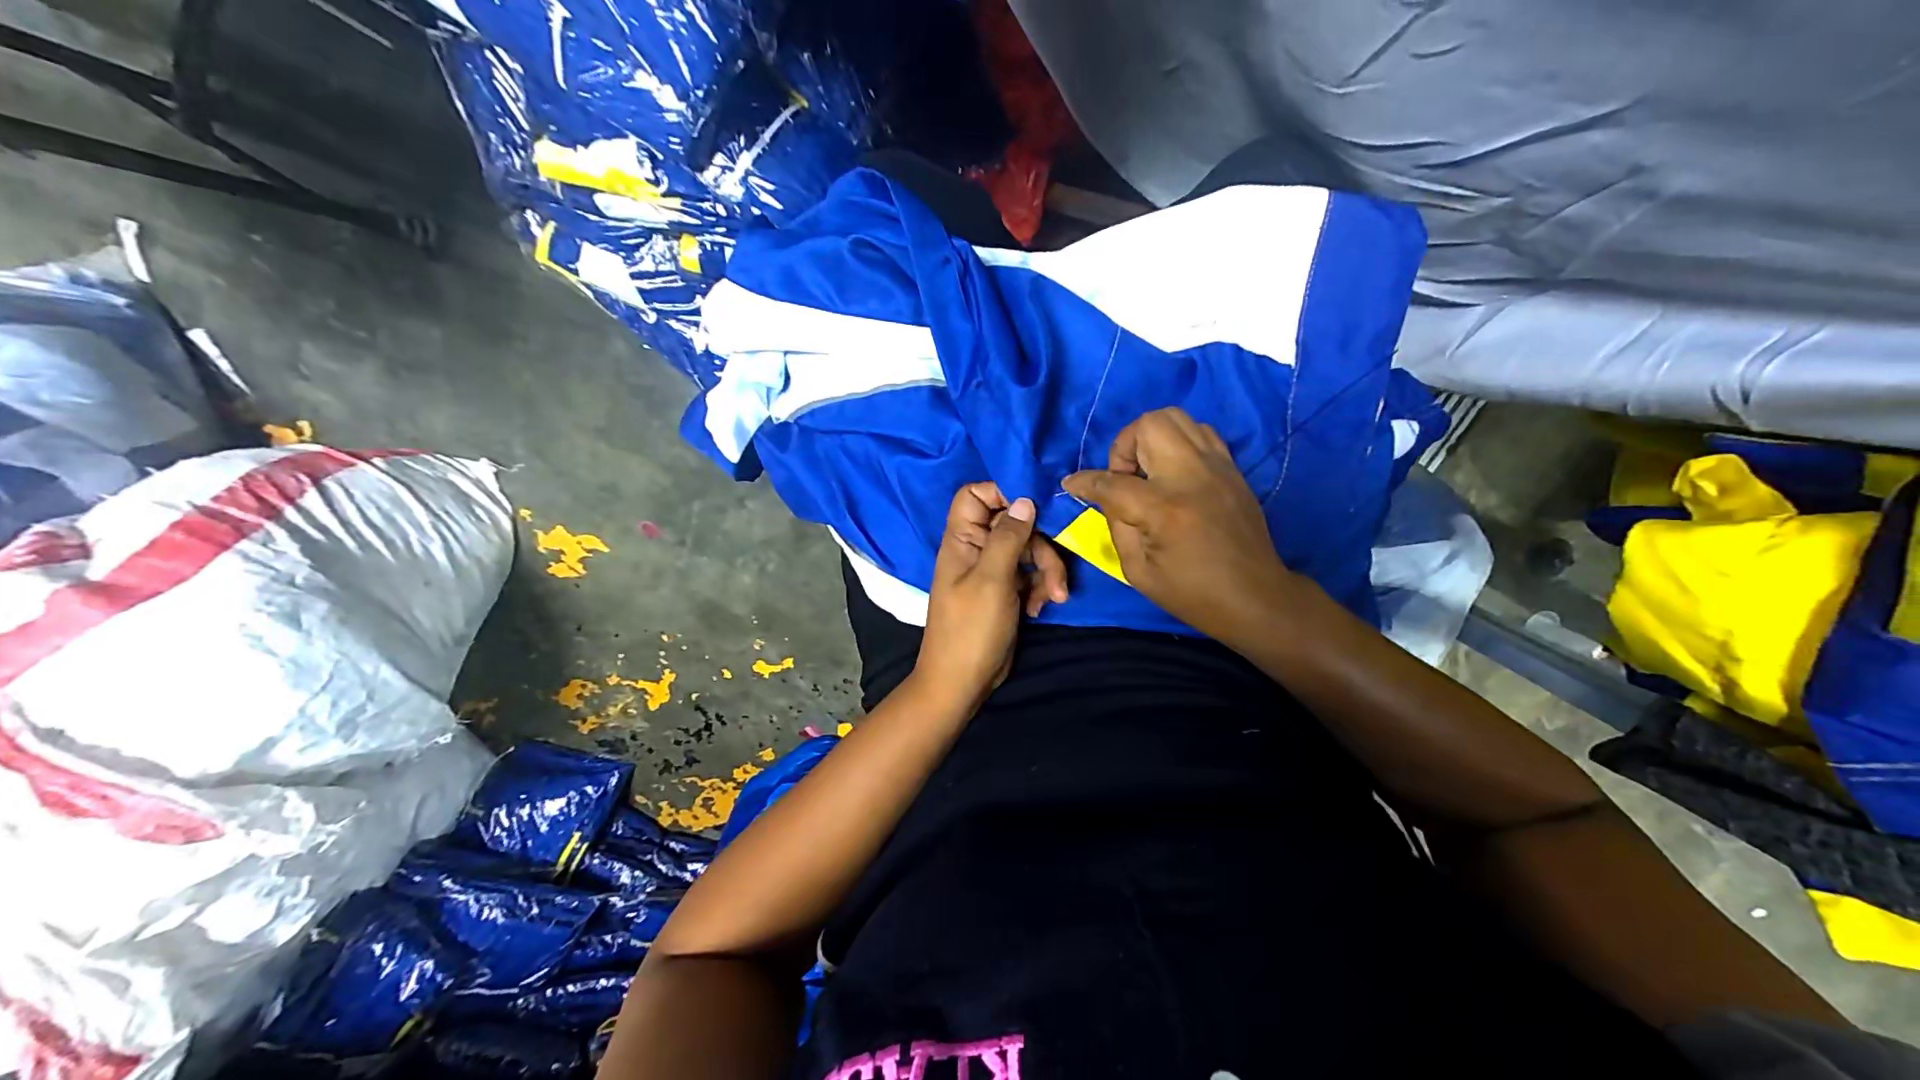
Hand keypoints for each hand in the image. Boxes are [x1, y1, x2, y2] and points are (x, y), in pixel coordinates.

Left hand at [912, 482, 1068, 704]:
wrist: (962, 682)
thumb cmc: (971, 629)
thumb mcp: (992, 579)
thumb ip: (1008, 537)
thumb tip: (1025, 499)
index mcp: (962, 539)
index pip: (976, 495)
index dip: (1004, 493)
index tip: (1036, 507)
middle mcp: (976, 549)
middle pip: (1015, 524)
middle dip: (1040, 547)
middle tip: (1054, 576)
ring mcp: (992, 571)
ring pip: (1029, 550)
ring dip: (1047, 571)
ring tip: (1055, 599)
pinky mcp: (1007, 591)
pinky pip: (1030, 575)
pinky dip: (1041, 588)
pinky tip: (1042, 608)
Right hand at [1062, 408, 1297, 642]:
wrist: (1255, 596)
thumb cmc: (1191, 593)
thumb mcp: (1137, 570)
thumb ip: (1116, 523)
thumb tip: (1104, 494)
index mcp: (1164, 508)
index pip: (1112, 480)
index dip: (1084, 481)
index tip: (1073, 484)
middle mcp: (1192, 476)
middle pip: (1149, 425)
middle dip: (1125, 446)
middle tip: (1126, 478)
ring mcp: (1217, 466)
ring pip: (1176, 417)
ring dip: (1152, 439)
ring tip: (1150, 472)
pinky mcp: (1232, 468)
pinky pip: (1200, 432)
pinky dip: (1178, 443)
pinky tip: (1174, 474)